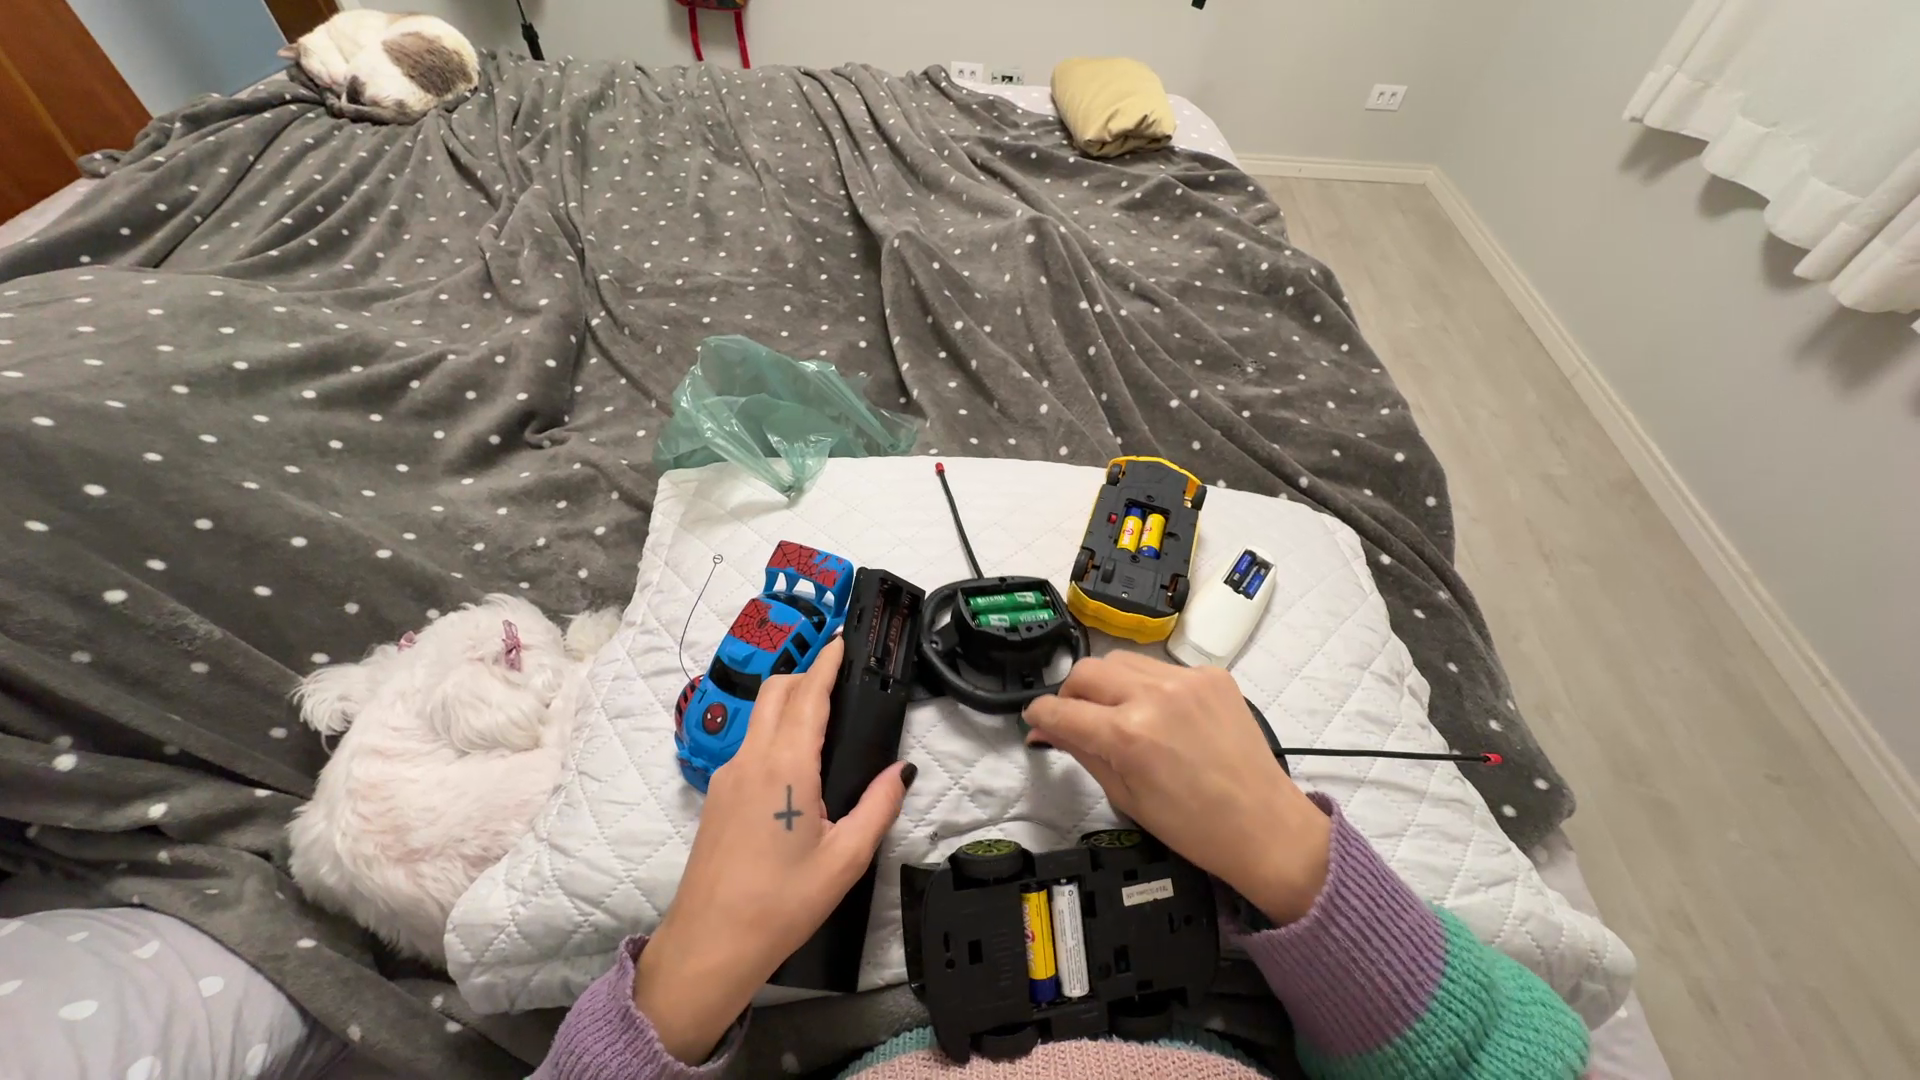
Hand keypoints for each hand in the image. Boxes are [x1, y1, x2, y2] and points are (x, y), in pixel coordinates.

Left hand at [632, 638, 914, 1063]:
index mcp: (785, 765)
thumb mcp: (845, 859)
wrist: (709, 945)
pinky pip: (749, 742)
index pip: (807, 693)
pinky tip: (797, 758)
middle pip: (776, 690)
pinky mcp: (716, 793)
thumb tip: (901, 770)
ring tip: (825, 713)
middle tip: (841, 675)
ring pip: (758, 713)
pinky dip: (774, 727)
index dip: (827, 662)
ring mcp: (727, 774)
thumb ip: (878, 806)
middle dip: (808, 672)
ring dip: (789, 698)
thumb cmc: (783, 903)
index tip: (844, 640)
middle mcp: (751, 758)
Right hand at [1023, 652, 1330, 923]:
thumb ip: (1081, 751)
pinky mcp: (1212, 674)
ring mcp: (1186, 679)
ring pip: (1120, 660)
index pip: (1060, 710)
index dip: (1039, 716)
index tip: (1035, 721)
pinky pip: (1160, 667)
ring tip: (1118, 713)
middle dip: (1070, 695)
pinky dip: (1148, 686)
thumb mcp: (1124, 796)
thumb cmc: (1192, 826)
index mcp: (1127, 735)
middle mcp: (1153, 695)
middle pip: (1085, 672)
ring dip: (1107, 684)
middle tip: (1076, 720)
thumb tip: (1046, 730)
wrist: (1265, 825)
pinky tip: (1161, 714)